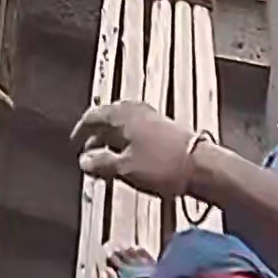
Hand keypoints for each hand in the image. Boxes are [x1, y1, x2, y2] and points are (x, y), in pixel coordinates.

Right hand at [71, 101, 196, 197]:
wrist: (202, 166)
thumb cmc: (162, 165)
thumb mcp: (126, 168)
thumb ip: (102, 164)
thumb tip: (83, 161)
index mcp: (120, 114)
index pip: (92, 116)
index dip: (81, 130)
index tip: (75, 143)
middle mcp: (133, 109)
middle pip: (107, 119)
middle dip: (96, 137)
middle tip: (90, 155)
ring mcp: (149, 115)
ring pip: (122, 125)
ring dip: (112, 140)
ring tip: (108, 160)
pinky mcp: (162, 125)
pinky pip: (135, 129)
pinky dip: (127, 141)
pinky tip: (129, 157)